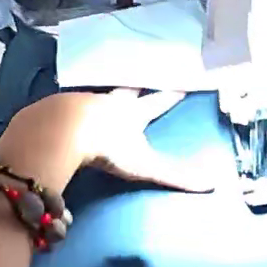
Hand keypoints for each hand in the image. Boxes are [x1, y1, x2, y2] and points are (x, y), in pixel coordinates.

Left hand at [0, 90, 217, 192]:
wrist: (61, 131)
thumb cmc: (108, 147)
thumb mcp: (145, 164)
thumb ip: (175, 176)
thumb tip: (211, 184)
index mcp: (132, 114)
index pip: (157, 104)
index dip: (169, 97)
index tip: (180, 86)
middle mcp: (109, 103)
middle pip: (126, 92)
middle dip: (135, 89)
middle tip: (138, 82)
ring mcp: (80, 103)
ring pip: (96, 98)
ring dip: (102, 99)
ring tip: (104, 100)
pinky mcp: (54, 109)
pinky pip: (67, 108)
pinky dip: (71, 110)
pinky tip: (67, 116)